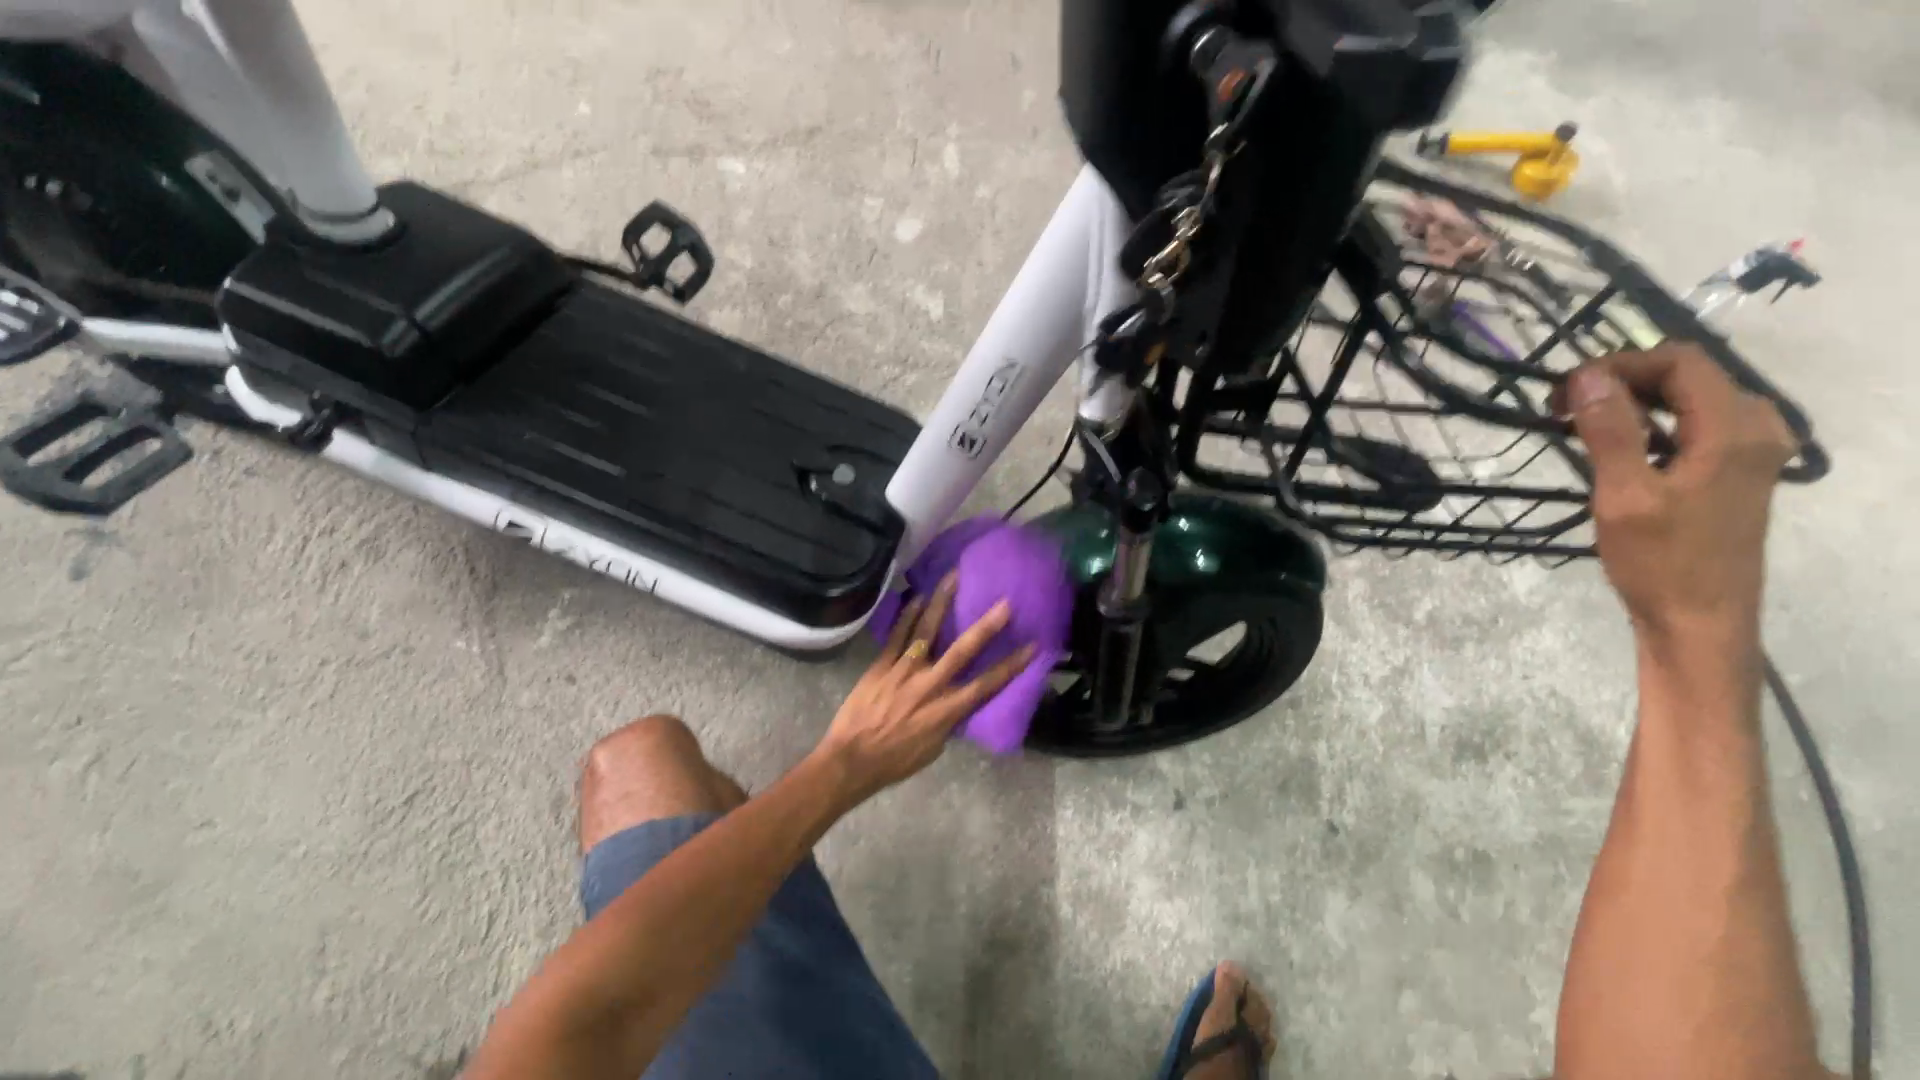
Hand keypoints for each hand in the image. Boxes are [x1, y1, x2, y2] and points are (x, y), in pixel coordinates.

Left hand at [812, 573, 1035, 805]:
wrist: (852, 759)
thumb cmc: (895, 760)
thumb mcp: (933, 748)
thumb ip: (948, 720)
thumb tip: (958, 701)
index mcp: (946, 710)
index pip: (986, 684)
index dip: (1011, 666)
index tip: (1032, 646)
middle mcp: (929, 685)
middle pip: (962, 651)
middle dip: (985, 627)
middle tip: (1004, 603)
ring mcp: (904, 671)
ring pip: (926, 631)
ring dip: (941, 603)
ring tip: (953, 578)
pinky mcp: (881, 665)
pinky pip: (897, 635)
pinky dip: (907, 614)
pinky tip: (917, 596)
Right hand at [1563, 343, 1794, 649]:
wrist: (1700, 622)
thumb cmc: (1661, 563)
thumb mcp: (1624, 496)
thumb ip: (1609, 431)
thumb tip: (1586, 376)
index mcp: (1735, 430)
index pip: (1681, 362)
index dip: (1619, 364)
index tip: (1564, 391)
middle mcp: (1755, 429)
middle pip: (1690, 375)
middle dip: (1624, 380)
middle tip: (1565, 407)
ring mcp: (1750, 451)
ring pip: (1692, 399)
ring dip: (1636, 402)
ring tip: (1583, 424)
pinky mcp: (1735, 471)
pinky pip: (1696, 425)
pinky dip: (1654, 424)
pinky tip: (1619, 446)